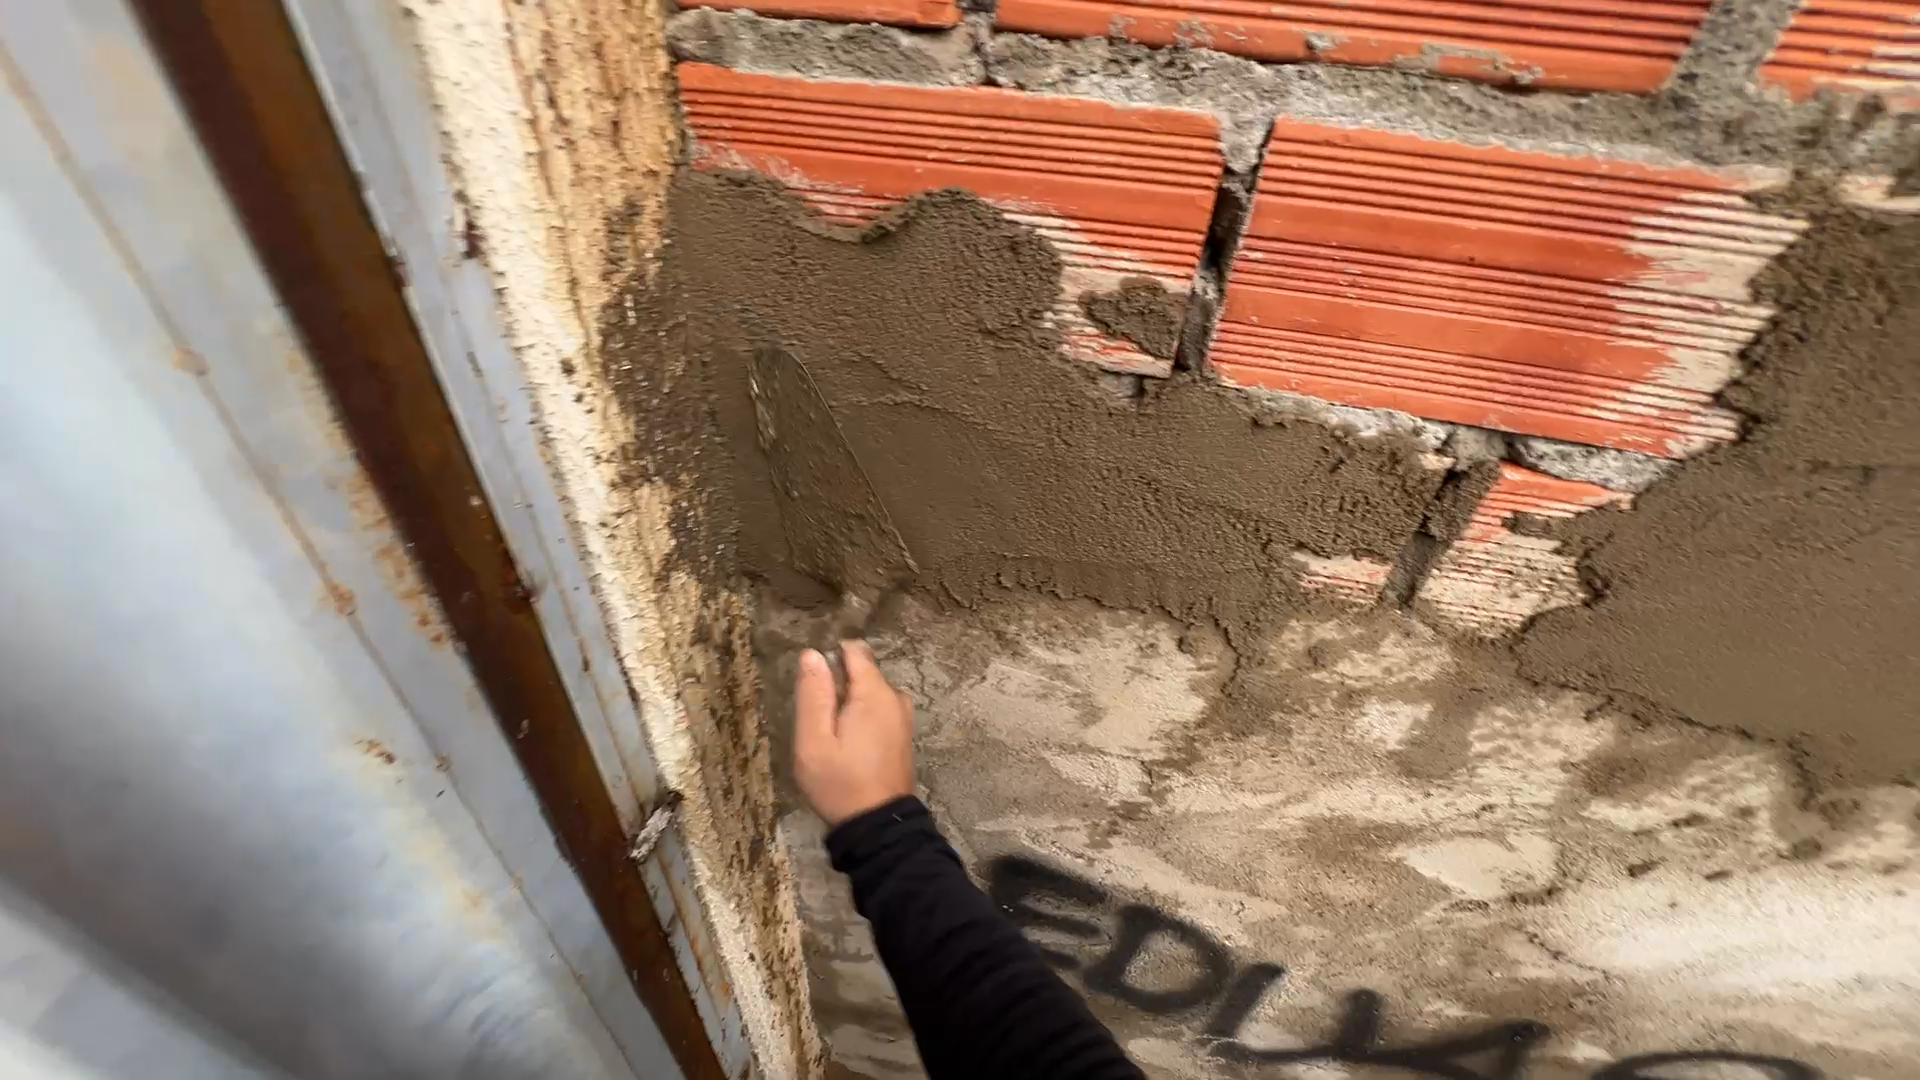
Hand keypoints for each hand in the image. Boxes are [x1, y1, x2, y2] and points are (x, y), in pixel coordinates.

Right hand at [794, 640, 914, 825]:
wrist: (878, 826)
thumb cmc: (840, 783)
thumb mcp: (814, 741)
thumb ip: (814, 694)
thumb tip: (812, 653)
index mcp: (875, 692)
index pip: (855, 651)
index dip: (831, 657)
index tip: (814, 683)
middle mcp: (896, 697)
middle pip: (862, 672)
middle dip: (839, 686)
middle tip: (819, 722)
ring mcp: (904, 716)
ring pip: (870, 692)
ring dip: (850, 704)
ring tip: (832, 736)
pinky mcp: (904, 733)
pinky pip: (879, 710)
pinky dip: (863, 717)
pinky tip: (849, 745)